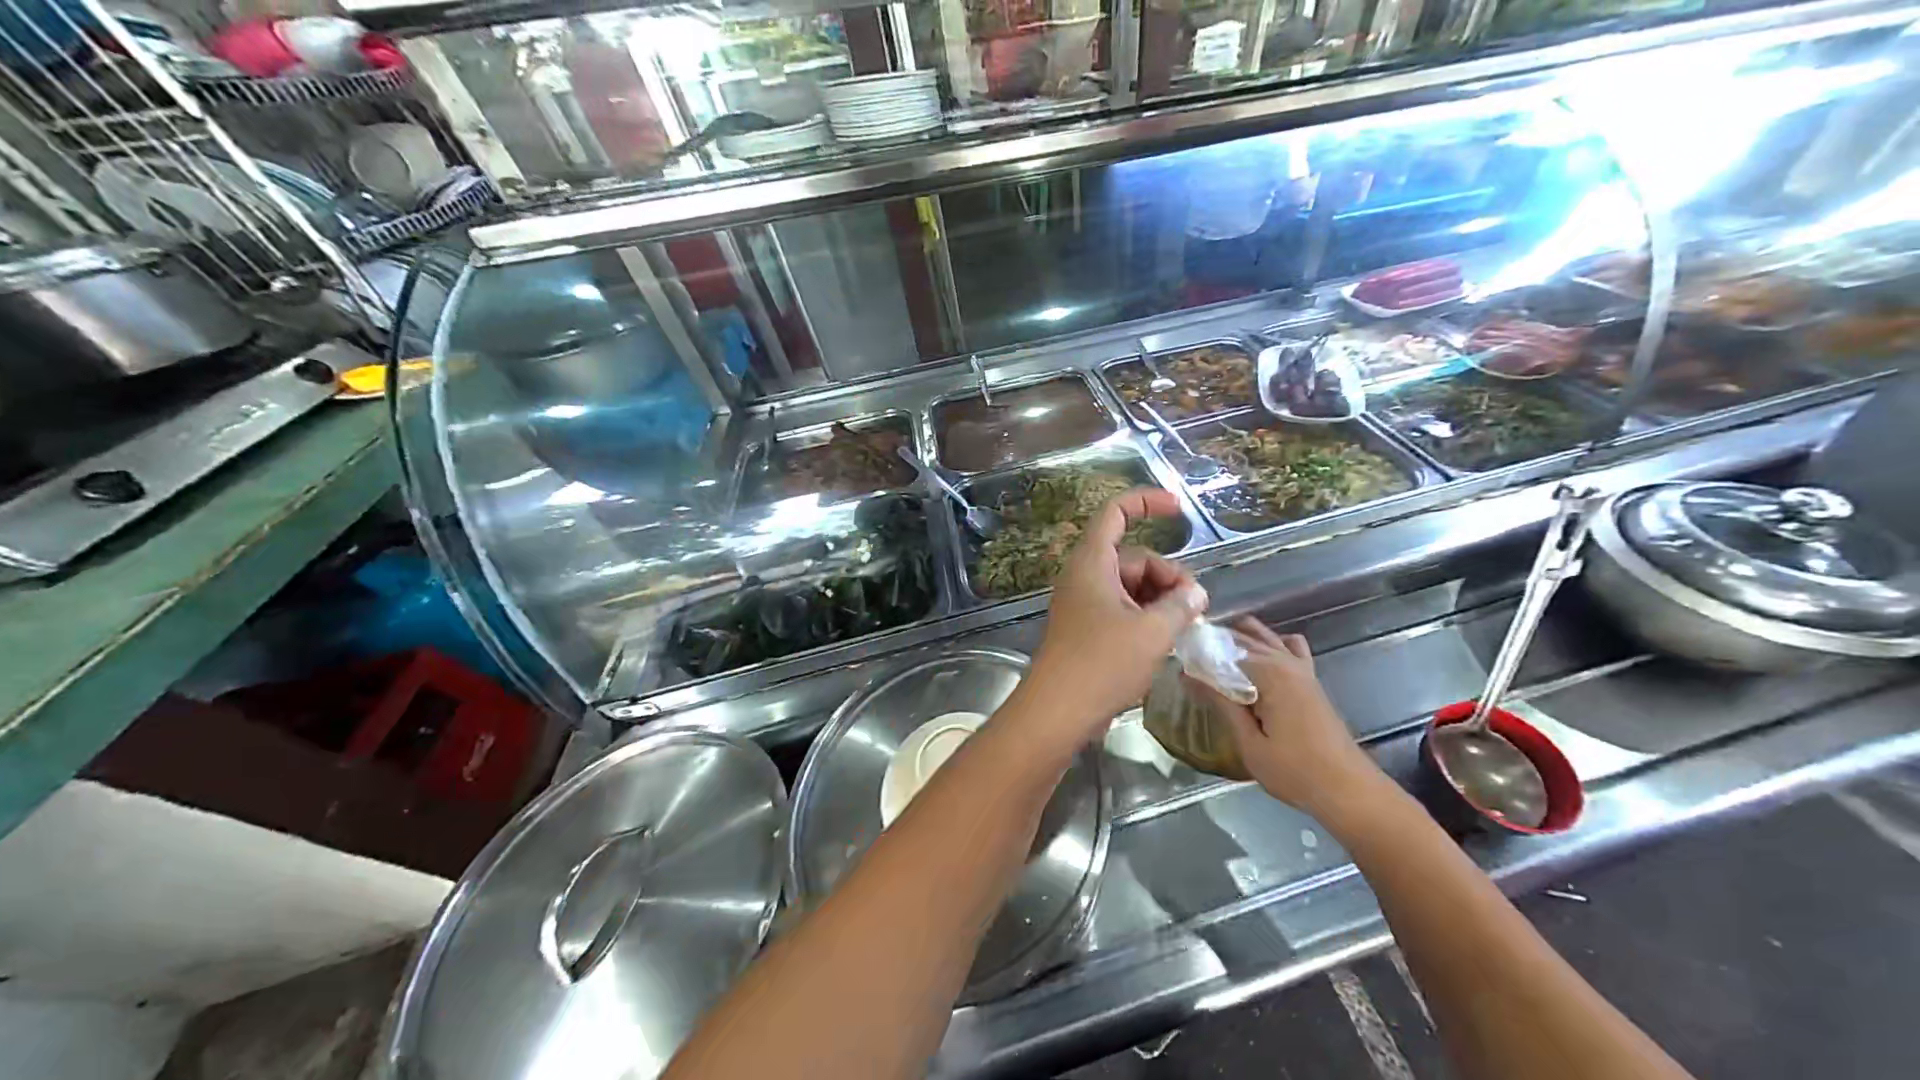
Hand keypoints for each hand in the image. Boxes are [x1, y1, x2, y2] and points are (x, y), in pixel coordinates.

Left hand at [1023, 489, 1206, 738]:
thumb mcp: (1152, 632)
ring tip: (1183, 628)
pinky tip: (1165, 641)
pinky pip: (1123, 610)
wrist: (1057, 711)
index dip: (1146, 501)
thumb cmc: (1101, 664)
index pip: (1115, 513)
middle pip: (1134, 557)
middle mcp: (1085, 577)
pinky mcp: (1088, 630)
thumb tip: (1196, 593)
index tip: (1179, 507)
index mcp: (1093, 563)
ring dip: (1161, 600)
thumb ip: (1180, 605)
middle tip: (1194, 608)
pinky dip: (1146, 617)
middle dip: (1168, 576)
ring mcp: (1085, 604)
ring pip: (1132, 587)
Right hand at [1199, 618, 1386, 815]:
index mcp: (1270, 673)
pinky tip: (1255, 665)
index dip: (1199, 655)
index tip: (1179, 665)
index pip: (1224, 650)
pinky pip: (1288, 647)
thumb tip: (1188, 676)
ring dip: (1241, 641)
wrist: (1349, 790)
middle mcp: (1287, 662)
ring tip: (1217, 658)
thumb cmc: (1296, 772)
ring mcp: (1303, 669)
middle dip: (1216, 644)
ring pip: (1266, 637)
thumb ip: (1221, 704)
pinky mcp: (1311, 681)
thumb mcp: (1249, 743)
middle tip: (1190, 661)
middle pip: (1244, 638)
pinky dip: (1269, 645)